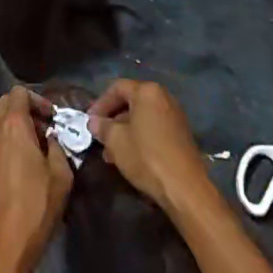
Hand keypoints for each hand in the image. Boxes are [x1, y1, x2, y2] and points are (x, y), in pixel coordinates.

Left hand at [0, 87, 71, 272]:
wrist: (5, 243)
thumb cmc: (37, 204)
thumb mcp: (61, 172)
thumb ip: (57, 146)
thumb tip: (51, 138)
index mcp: (14, 126)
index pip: (19, 93)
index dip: (37, 99)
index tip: (51, 118)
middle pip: (4, 104)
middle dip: (24, 109)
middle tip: (42, 129)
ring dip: (13, 127)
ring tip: (32, 148)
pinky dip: (4, 144)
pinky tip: (17, 166)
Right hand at [87, 79, 212, 214]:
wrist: (183, 185)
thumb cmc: (146, 156)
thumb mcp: (117, 142)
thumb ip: (103, 127)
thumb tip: (94, 122)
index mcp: (147, 91)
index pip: (118, 87)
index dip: (100, 103)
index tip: (89, 121)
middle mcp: (163, 96)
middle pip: (131, 100)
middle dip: (112, 118)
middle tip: (98, 136)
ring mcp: (174, 114)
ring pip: (142, 116)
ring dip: (124, 130)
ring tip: (109, 152)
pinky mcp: (180, 132)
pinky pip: (153, 127)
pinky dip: (139, 136)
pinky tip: (128, 156)